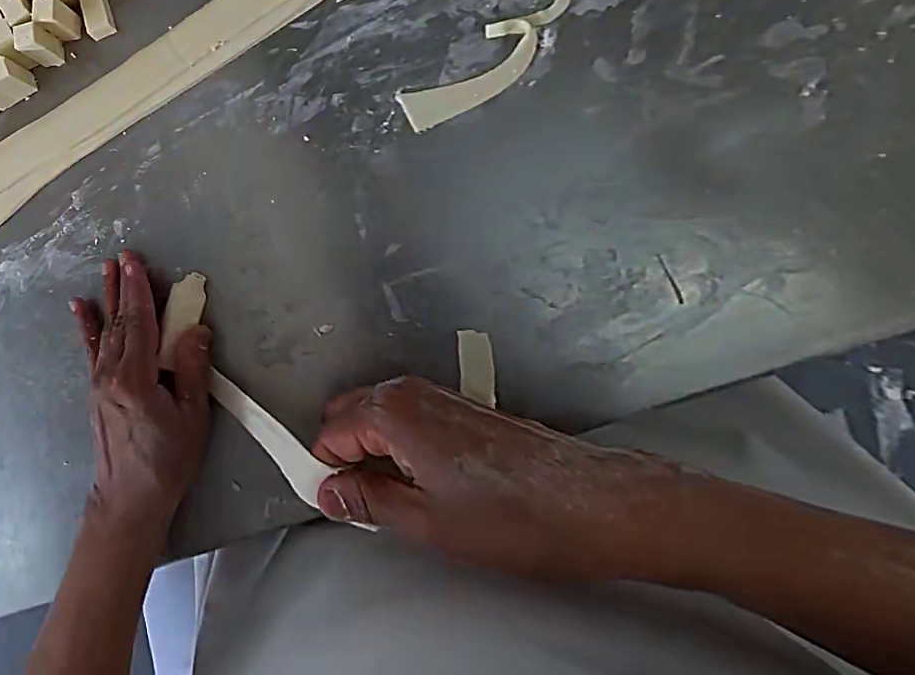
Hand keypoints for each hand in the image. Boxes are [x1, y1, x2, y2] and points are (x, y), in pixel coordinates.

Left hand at [69, 250, 213, 535]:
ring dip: (109, 297)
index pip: (141, 323)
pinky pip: (92, 350)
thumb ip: (193, 371)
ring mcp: (99, 380)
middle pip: (122, 320)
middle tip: (125, 255)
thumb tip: (195, 329)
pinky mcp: (95, 389)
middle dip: (125, 286)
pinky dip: (87, 326)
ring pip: (107, 330)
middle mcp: (112, 373)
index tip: (138, 262)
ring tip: (108, 268)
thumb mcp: (192, 419)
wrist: (128, 500)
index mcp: (137, 378)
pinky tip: (81, 307)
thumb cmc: (167, 462)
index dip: (141, 290)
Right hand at [312, 375, 685, 581]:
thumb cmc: (518, 515)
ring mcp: (433, 393)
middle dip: (343, 454)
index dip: (323, 469)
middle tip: (360, 501)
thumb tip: (333, 492)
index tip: (328, 498)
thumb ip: (367, 500)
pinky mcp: (454, 402)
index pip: (328, 434)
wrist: (591, 503)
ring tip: (398, 497)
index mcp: (391, 414)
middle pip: (345, 414)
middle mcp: (408, 392)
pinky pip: (403, 413)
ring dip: (370, 448)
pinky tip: (424, 480)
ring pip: (374, 413)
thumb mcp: (427, 523)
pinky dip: (396, 441)